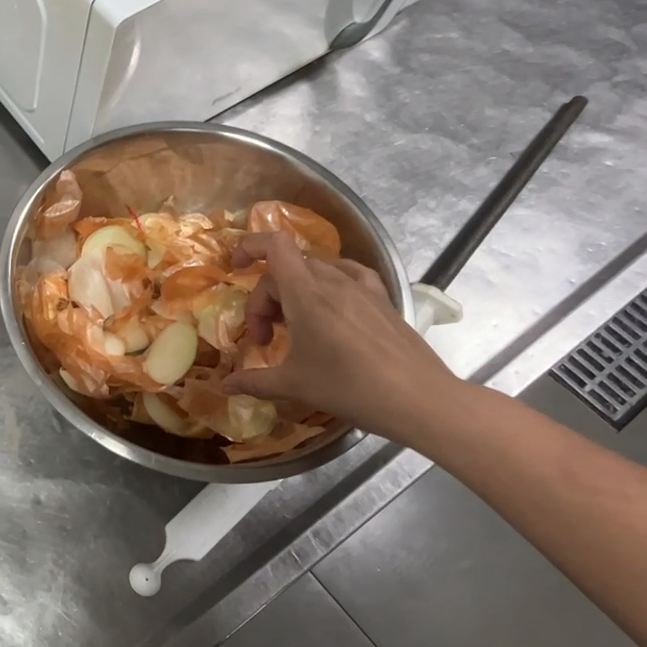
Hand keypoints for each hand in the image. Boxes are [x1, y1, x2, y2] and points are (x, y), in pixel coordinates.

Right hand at [221, 231, 459, 439]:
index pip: (275, 246)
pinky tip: (331, 304)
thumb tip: (225, 385)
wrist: (420, 400)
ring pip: (315, 272)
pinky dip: (330, 282)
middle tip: (267, 338)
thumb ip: (255, 381)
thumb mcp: (295, 385)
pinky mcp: (382, 300)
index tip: (236, 270)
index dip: (250, 247)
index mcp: (306, 295)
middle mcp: (334, 282)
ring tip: (295, 327)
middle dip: (267, 299)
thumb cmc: (351, 388)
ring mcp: (362, 288)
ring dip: (295, 292)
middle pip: (287, 269)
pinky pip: (348, 274)